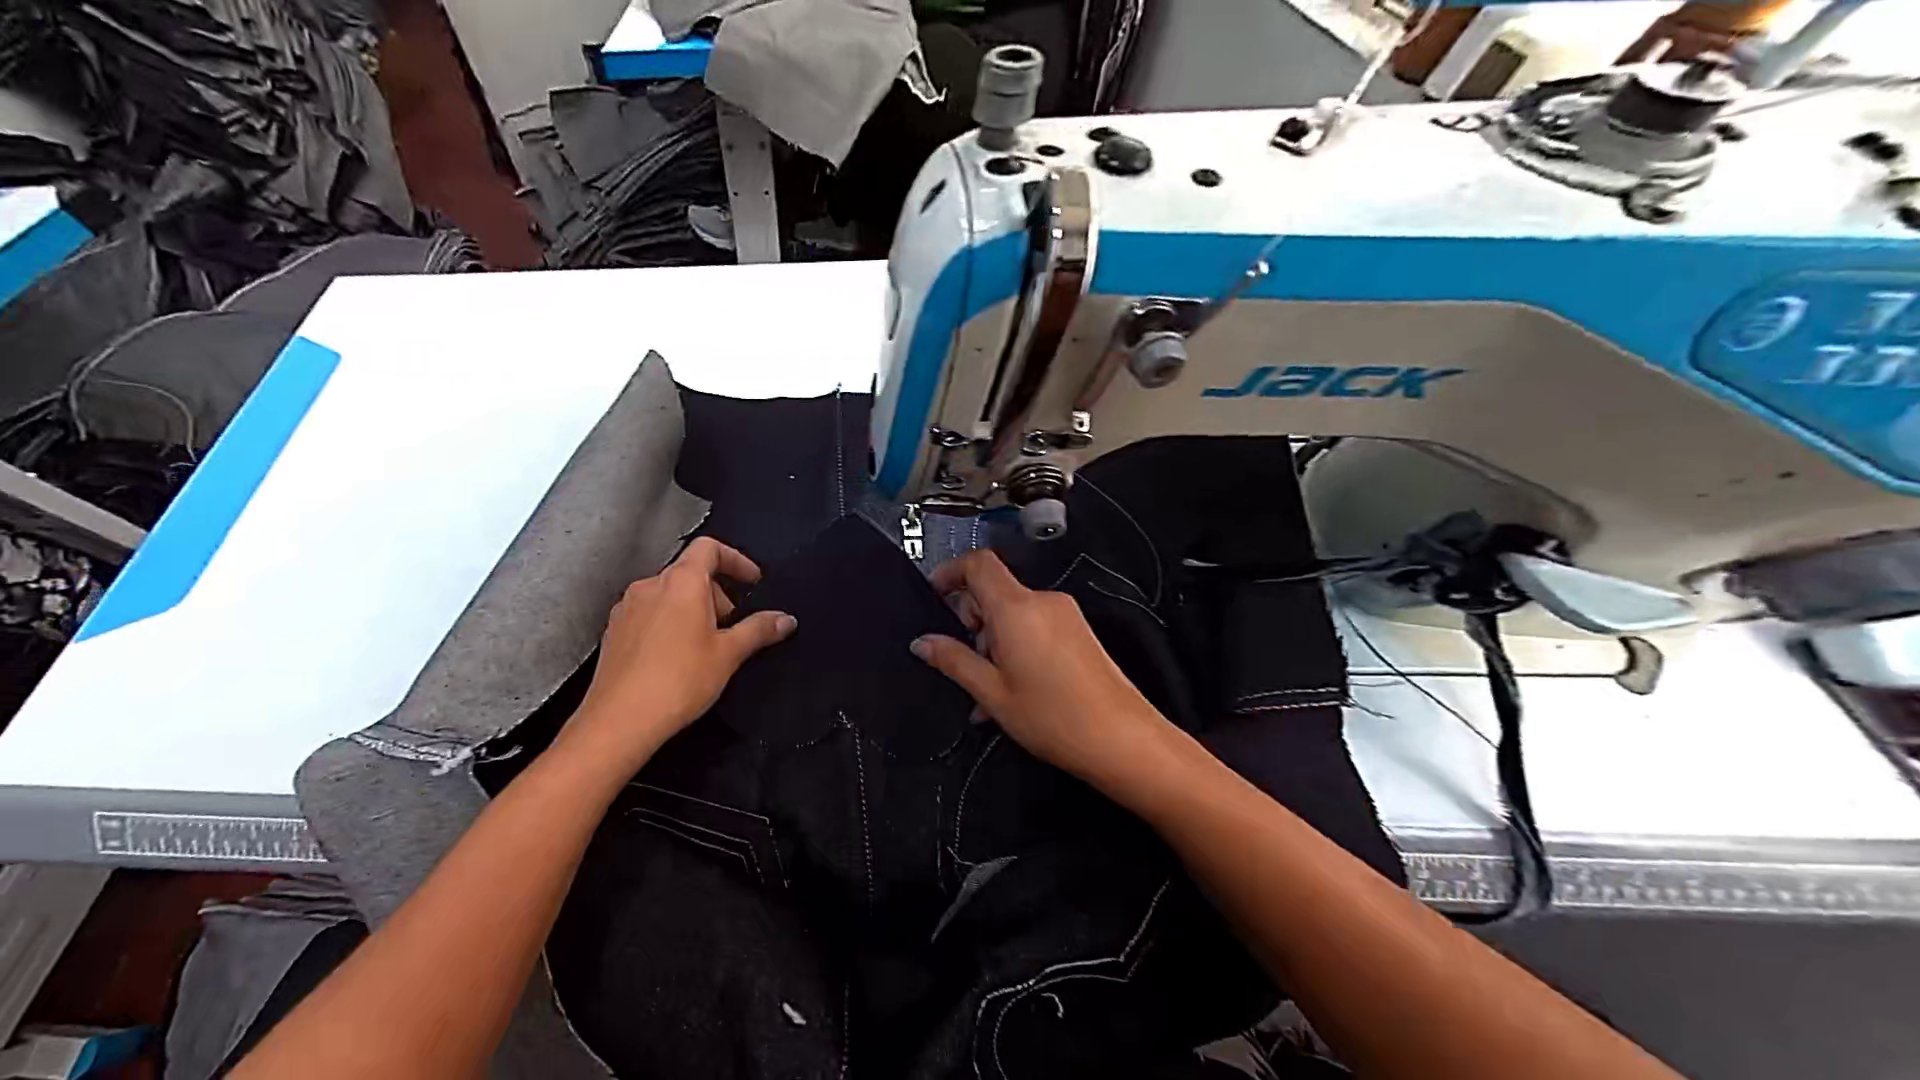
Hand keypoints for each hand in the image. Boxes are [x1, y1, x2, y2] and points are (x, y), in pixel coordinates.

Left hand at [561, 538, 795, 769]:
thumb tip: (784, 620)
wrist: (618, 722)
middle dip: (717, 593)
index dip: (736, 560)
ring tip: (707, 644)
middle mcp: (650, 587)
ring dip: (693, 608)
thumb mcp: (729, 654)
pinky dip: (670, 622)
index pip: (710, 548)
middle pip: (690, 571)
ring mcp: (627, 608)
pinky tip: (679, 657)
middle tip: (733, 624)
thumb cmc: (676, 682)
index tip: (752, 581)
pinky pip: (650, 613)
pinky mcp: (615, 631)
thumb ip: (759, 630)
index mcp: (681, 582)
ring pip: (669, 593)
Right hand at [910, 550, 1172, 783]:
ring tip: (989, 690)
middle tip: (963, 660)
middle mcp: (1043, 602)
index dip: (949, 573)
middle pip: (993, 591)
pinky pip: (1034, 626)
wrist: (1121, 738)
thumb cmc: (1060, 718)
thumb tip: (925, 643)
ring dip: (993, 642)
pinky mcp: (1076, 631)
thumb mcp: (991, 692)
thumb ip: (953, 660)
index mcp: (1016, 609)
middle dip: (971, 621)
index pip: (977, 563)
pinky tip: (1011, 687)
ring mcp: (1064, 615)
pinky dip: (1015, 647)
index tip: (935, 594)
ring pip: (1013, 614)